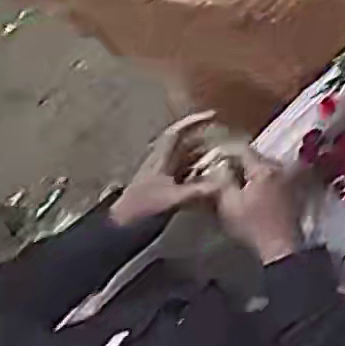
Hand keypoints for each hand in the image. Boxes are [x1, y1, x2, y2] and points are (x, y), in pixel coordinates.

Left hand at [109, 112, 229, 226]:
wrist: (118, 230)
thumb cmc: (141, 210)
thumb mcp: (171, 199)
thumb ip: (198, 190)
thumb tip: (223, 182)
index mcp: (159, 161)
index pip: (176, 133)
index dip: (194, 121)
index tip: (213, 115)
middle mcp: (161, 164)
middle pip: (184, 143)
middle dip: (205, 136)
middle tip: (225, 134)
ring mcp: (163, 175)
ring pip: (187, 157)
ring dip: (205, 153)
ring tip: (225, 152)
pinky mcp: (165, 187)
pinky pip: (188, 171)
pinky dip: (202, 168)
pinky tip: (214, 173)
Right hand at [216, 149, 305, 264]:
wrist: (279, 243)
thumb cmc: (251, 224)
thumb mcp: (228, 204)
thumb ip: (221, 183)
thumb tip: (217, 169)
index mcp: (264, 169)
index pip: (243, 151)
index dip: (226, 153)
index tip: (212, 159)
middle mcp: (281, 168)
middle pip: (256, 158)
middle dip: (239, 163)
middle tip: (221, 172)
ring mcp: (290, 177)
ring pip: (266, 166)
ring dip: (251, 171)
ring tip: (235, 181)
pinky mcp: (294, 187)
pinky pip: (275, 176)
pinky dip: (262, 179)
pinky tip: (252, 190)